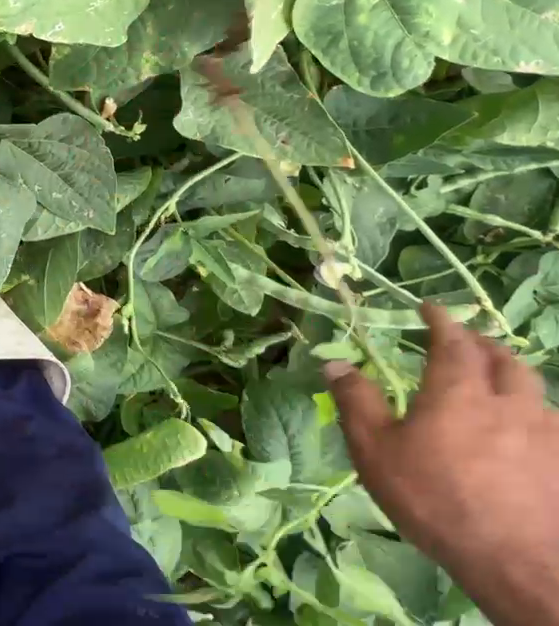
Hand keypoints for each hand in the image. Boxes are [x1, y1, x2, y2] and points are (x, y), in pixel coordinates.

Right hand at [328, 303, 558, 625]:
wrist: (520, 565)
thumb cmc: (434, 498)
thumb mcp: (374, 448)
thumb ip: (356, 401)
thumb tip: (335, 362)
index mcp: (458, 394)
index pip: (454, 344)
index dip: (442, 322)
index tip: (430, 307)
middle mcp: (511, 407)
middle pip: (509, 363)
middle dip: (486, 345)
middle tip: (466, 339)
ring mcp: (548, 439)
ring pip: (537, 394)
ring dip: (513, 379)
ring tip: (494, 382)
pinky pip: (551, 426)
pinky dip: (532, 413)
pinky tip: (519, 430)